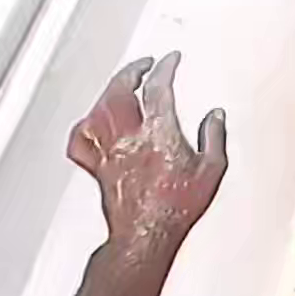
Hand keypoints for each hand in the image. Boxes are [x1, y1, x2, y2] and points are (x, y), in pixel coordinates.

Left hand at [68, 52, 227, 250]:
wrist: (147, 235)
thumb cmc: (179, 204)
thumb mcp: (213, 167)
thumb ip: (213, 136)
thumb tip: (214, 116)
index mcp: (160, 133)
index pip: (159, 88)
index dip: (165, 68)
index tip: (171, 59)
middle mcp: (130, 138)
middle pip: (120, 92)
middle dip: (132, 71)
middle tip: (144, 64)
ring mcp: (109, 153)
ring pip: (98, 111)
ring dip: (109, 91)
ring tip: (121, 83)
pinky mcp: (97, 169)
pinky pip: (80, 142)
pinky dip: (84, 126)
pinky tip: (91, 121)